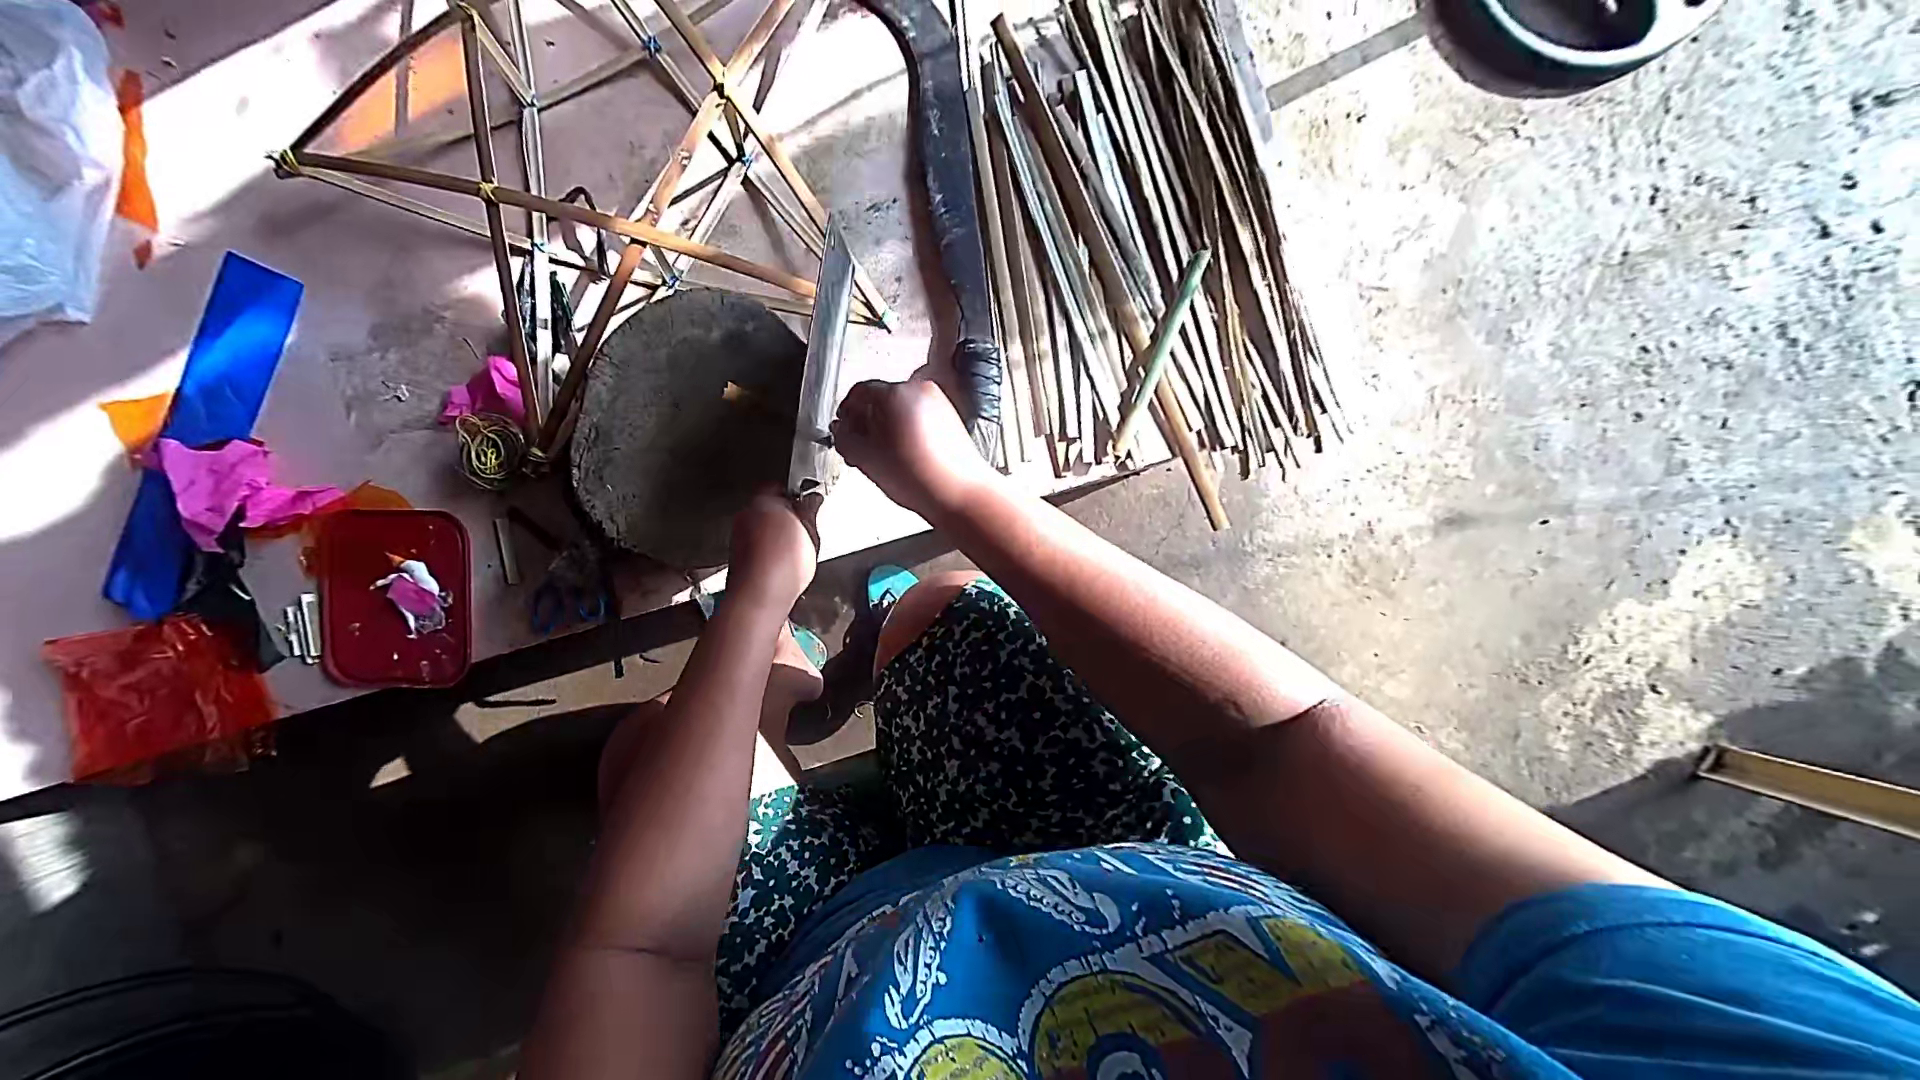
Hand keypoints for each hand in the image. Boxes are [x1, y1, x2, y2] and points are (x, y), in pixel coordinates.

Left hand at [728, 489, 818, 606]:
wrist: (760, 596)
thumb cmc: (784, 564)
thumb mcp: (810, 533)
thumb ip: (810, 511)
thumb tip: (812, 500)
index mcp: (764, 501)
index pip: (778, 486)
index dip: (795, 495)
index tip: (808, 505)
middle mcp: (745, 515)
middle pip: (767, 506)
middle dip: (785, 515)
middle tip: (804, 528)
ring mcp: (737, 536)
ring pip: (760, 526)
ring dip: (775, 534)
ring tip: (794, 550)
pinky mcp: (736, 556)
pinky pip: (754, 545)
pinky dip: (766, 550)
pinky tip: (781, 563)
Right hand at [831, 379, 999, 521]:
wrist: (961, 493)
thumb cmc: (922, 478)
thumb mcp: (866, 458)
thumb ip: (844, 438)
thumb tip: (841, 431)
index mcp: (895, 393)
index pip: (858, 392)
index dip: (846, 412)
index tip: (843, 428)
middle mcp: (918, 390)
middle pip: (880, 398)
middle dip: (866, 421)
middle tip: (859, 446)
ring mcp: (937, 402)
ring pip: (900, 408)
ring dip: (886, 426)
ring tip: (883, 456)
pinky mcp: (949, 416)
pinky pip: (918, 416)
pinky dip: (906, 430)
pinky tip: (903, 456)